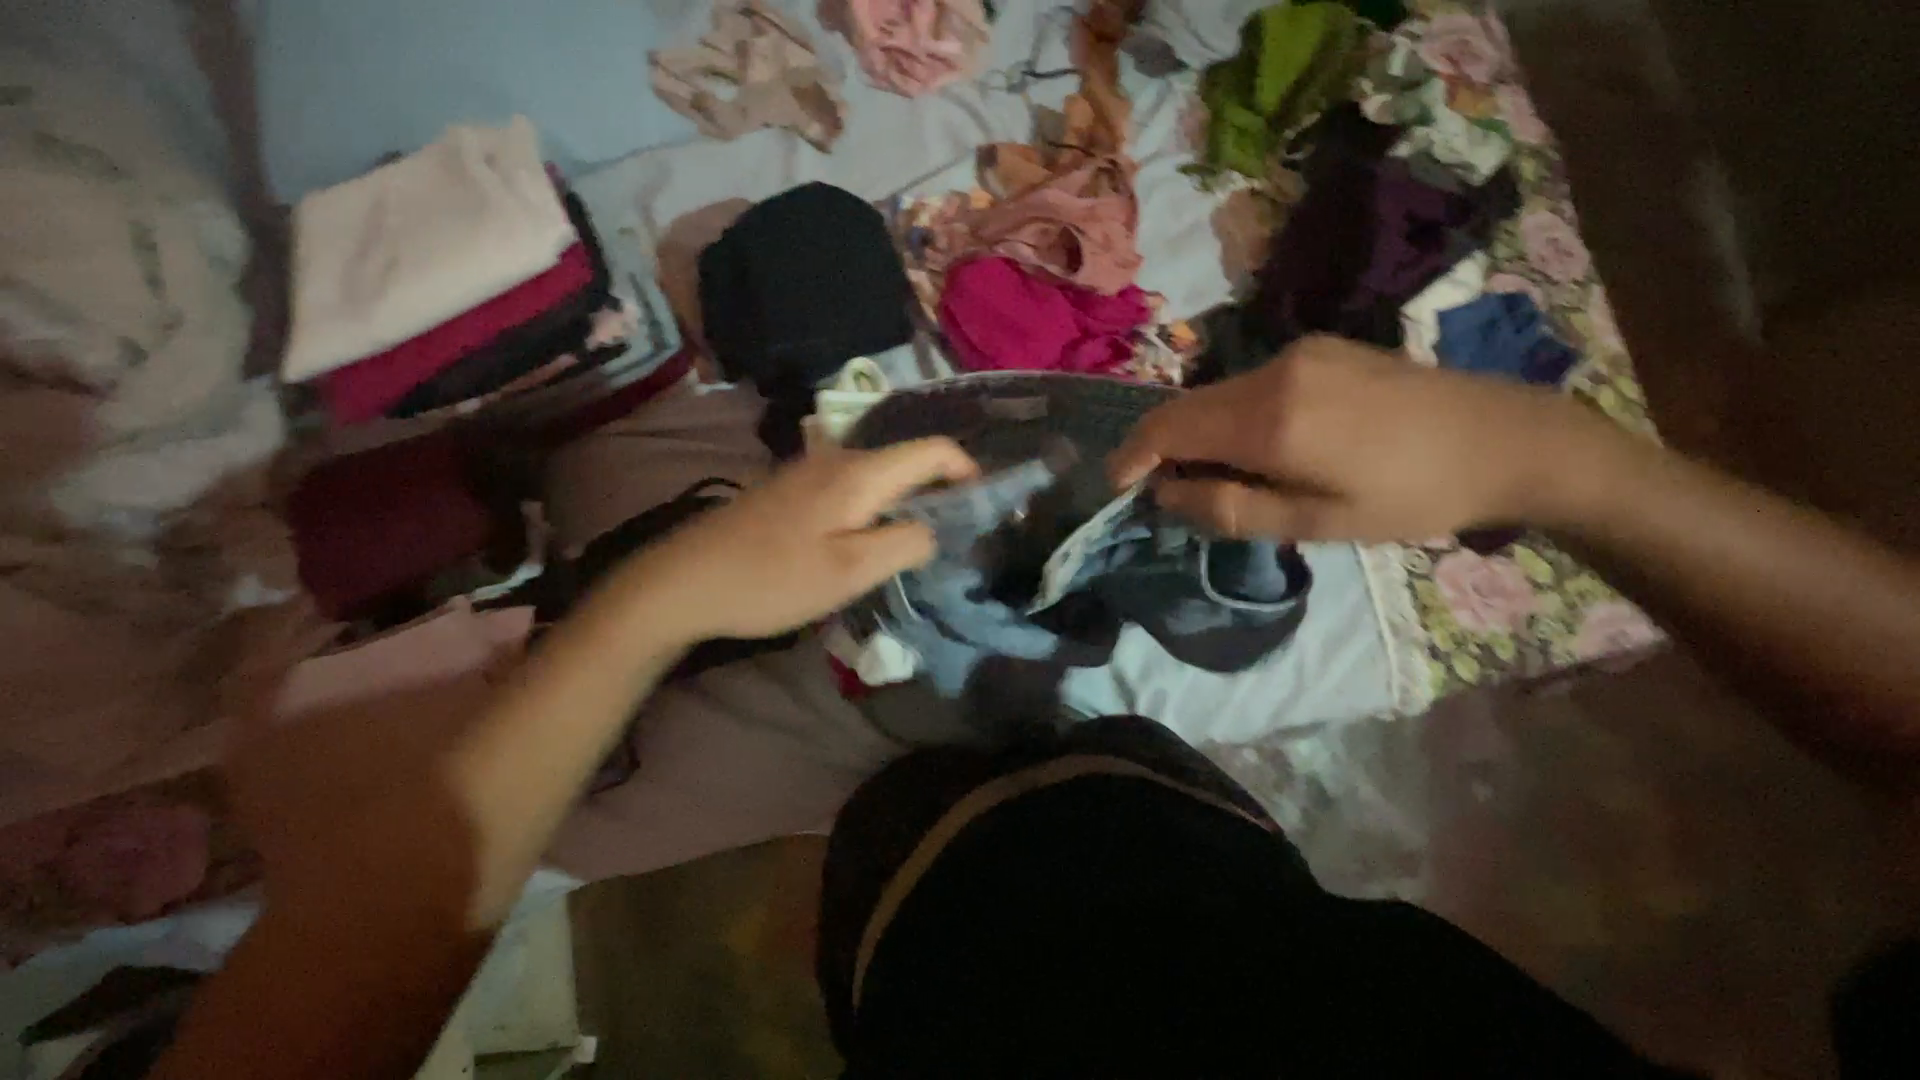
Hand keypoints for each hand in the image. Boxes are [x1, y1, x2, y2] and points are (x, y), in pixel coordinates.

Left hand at [617, 437, 978, 638]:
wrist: (683, 581)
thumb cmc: (772, 579)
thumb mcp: (850, 572)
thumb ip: (904, 544)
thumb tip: (934, 528)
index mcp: (859, 473)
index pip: (932, 450)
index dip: (966, 471)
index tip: (982, 506)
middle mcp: (837, 459)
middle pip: (905, 459)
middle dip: (938, 488)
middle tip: (955, 533)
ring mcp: (808, 471)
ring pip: (877, 474)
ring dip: (905, 500)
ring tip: (915, 542)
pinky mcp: (789, 489)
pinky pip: (850, 486)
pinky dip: (873, 505)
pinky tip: (864, 541)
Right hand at [1109, 336, 1630, 541]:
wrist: (1503, 438)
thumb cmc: (1410, 497)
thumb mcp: (1316, 524)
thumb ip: (1229, 509)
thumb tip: (1164, 492)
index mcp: (1271, 419)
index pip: (1169, 426)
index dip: (1131, 454)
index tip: (1116, 486)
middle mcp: (1274, 371)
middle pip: (1188, 407)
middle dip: (1164, 448)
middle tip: (1169, 493)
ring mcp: (1299, 352)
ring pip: (1219, 394)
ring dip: (1203, 434)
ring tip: (1224, 478)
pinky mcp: (1320, 347)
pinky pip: (1252, 384)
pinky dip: (1236, 416)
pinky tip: (1265, 446)